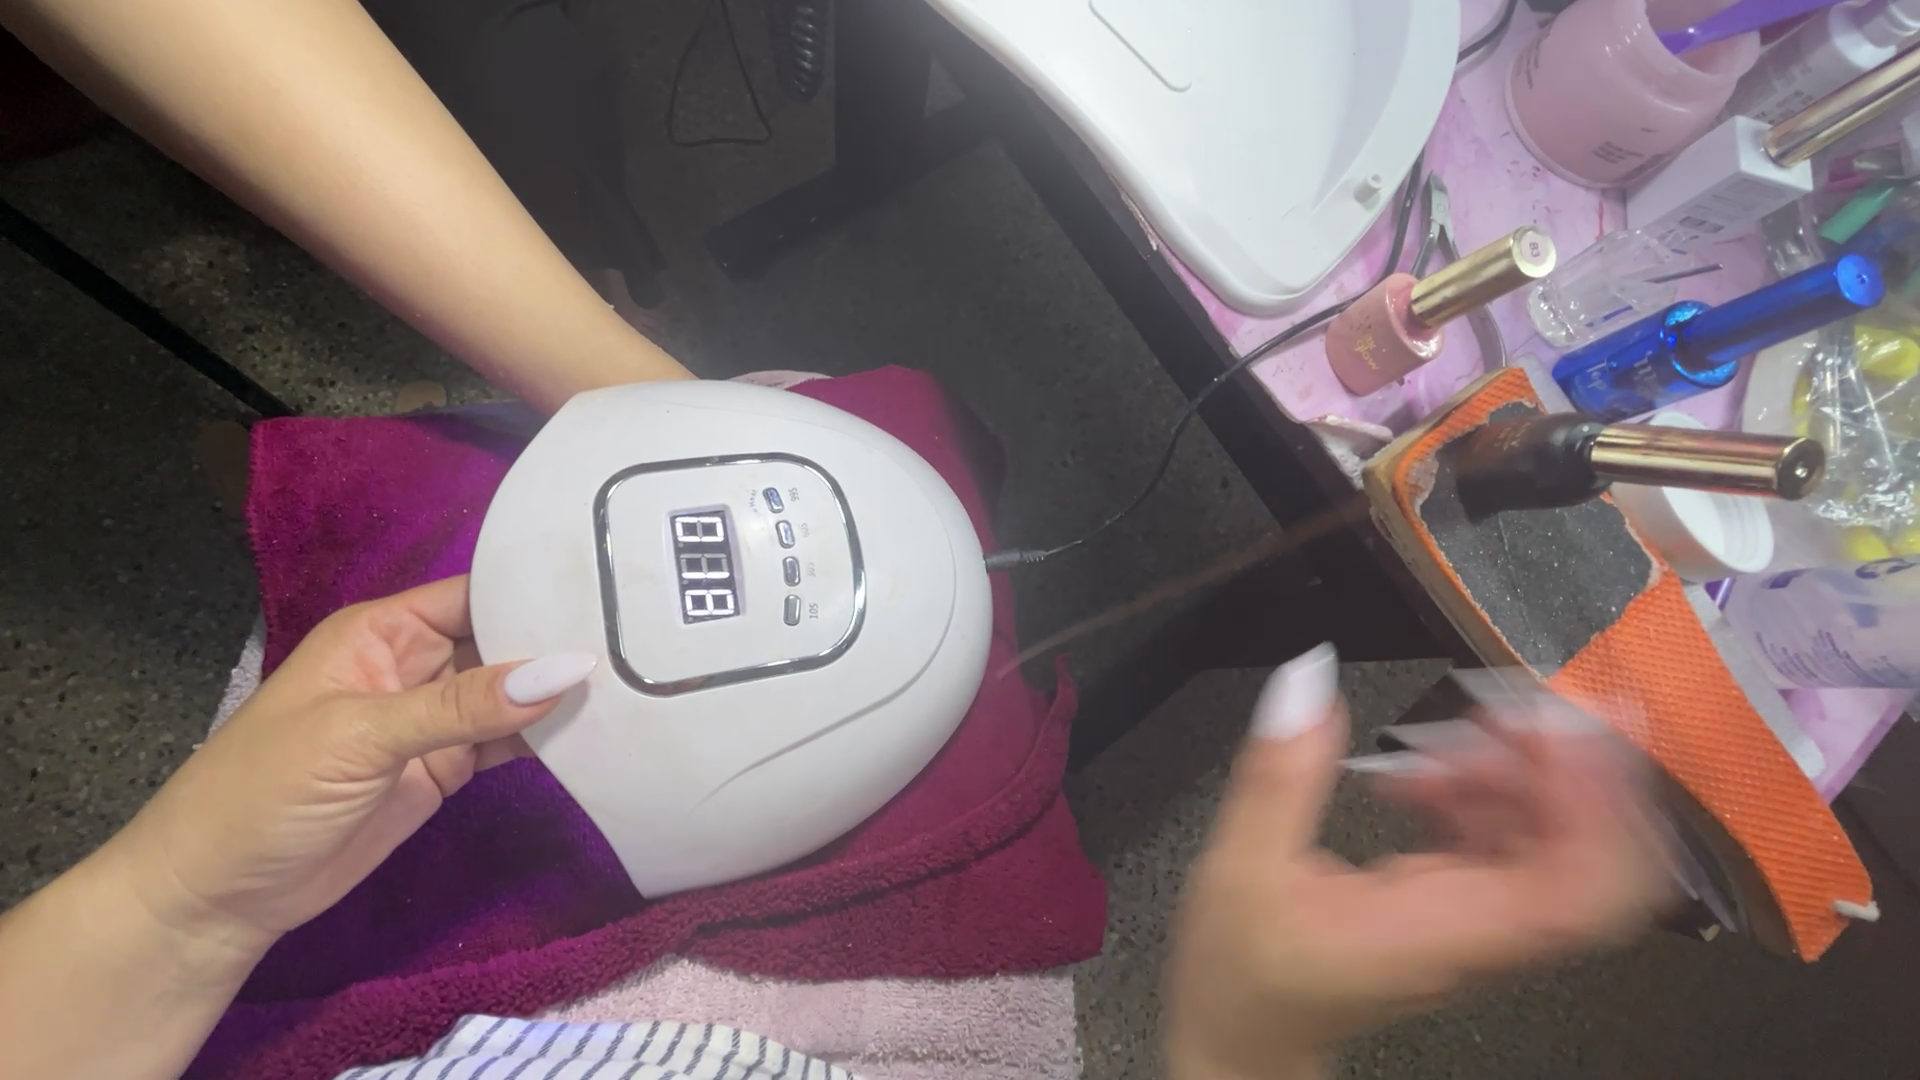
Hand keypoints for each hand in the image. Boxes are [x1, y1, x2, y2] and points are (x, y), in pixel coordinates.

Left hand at [103, 576, 595, 952]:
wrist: (213, 905)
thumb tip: (566, 669)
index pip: (476, 594)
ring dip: (562, 691)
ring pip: (516, 690)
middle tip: (639, 642)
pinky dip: (550, 735)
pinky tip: (597, 729)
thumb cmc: (260, 796)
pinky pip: (513, 738)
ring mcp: (439, 717)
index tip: (608, 592)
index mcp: (385, 632)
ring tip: (633, 682)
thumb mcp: (360, 737)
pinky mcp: (453, 763)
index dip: (536, 590)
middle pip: (506, 640)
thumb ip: (464, 705)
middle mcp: (419, 664)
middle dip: (561, 641)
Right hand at [1162, 645, 1671, 1079]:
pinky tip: (1414, 774)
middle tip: (1509, 711)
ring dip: (1507, 777)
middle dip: (1562, 773)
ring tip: (1440, 738)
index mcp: (1438, 932)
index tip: (1575, 729)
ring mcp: (1463, 920)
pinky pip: (1490, 845)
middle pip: (1577, 859)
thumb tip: (1308, 685)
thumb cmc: (1241, 977)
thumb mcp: (1242, 865)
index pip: (1574, 888)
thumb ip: (1278, 774)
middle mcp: (1471, 931)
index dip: (1600, 807)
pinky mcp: (1441, 907)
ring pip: (1538, 846)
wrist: (1240, 1038)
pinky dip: (1468, 794)